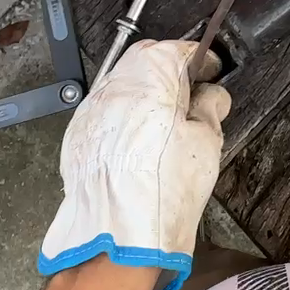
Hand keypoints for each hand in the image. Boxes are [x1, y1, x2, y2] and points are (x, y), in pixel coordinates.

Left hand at [38, 39, 229, 289]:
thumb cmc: (166, 187)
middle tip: (190, 94)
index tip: (211, 72)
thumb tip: (209, 94)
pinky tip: (139, 142)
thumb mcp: (206, 143)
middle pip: (146, 59)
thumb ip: (209, 107)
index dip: (200, 59)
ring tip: (166, 121)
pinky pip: (107, 111)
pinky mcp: (78, 134)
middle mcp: (115, 83)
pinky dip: (125, 115)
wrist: (117, 240)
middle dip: (170, 70)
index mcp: (149, 76)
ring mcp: (92, 108)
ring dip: (145, 92)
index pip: (178, 49)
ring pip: (123, 83)